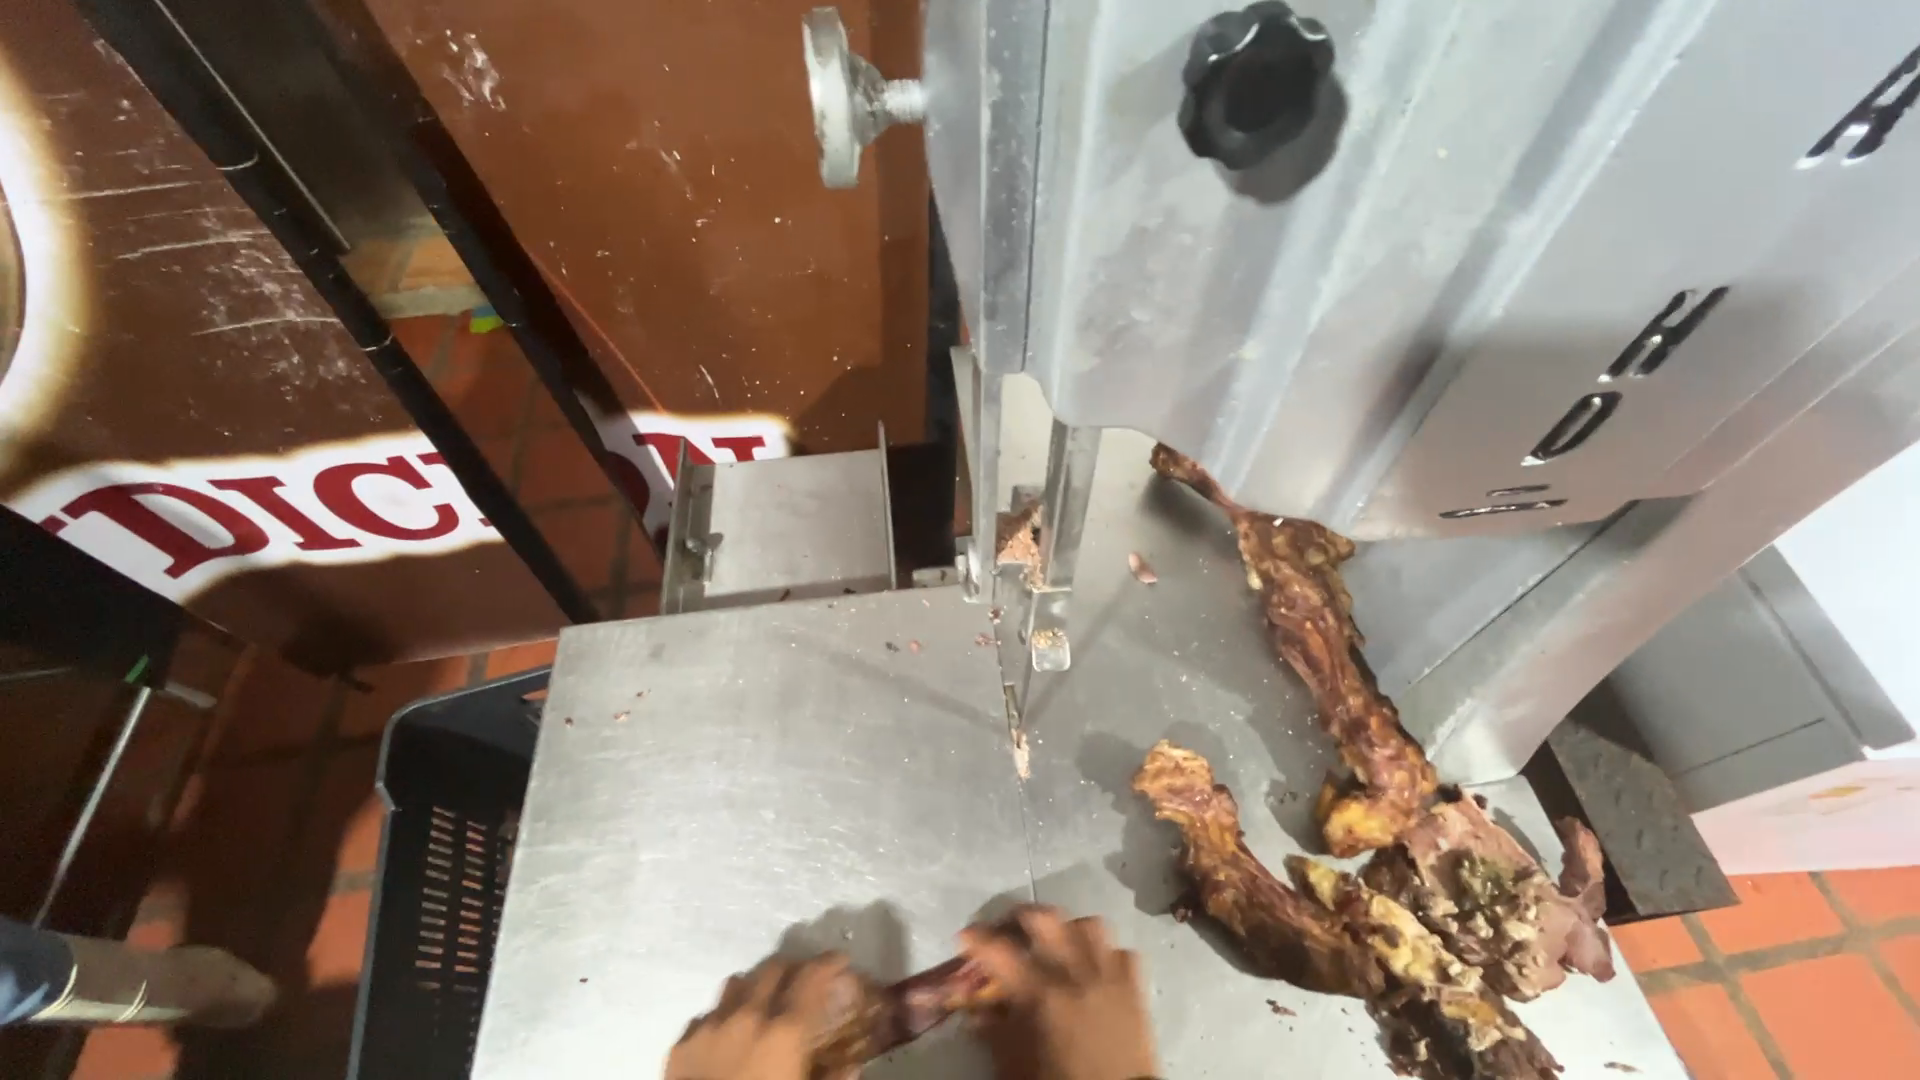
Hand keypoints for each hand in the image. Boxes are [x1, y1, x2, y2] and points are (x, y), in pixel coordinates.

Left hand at [665, 954, 853, 1079]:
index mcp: (785, 1031)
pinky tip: (727, 1037)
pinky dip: (723, 1017)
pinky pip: (707, 1015)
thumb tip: (853, 1067)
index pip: (812, 976)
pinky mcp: (681, 1045)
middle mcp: (749, 1015)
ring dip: (755, 986)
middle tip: (803, 982)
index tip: (840, 961)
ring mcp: (711, 1026)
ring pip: (737, 982)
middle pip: (774, 968)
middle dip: (792, 969)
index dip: (829, 962)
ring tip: (764, 1002)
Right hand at [961, 907, 1157, 1079]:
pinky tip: (1096, 969)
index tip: (964, 936)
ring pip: (1090, 925)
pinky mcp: (1135, 989)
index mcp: (1042, 996)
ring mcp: (1109, 977)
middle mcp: (1076, 974)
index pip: (1000, 952)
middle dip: (1020, 916)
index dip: (976, 939)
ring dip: (1070, 929)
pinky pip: (1122, 953)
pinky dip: (1106, 955)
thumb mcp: (1016, 1067)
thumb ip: (994, 1032)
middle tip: (1008, 929)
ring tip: (1057, 943)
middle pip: (1046, 919)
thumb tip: (975, 1009)